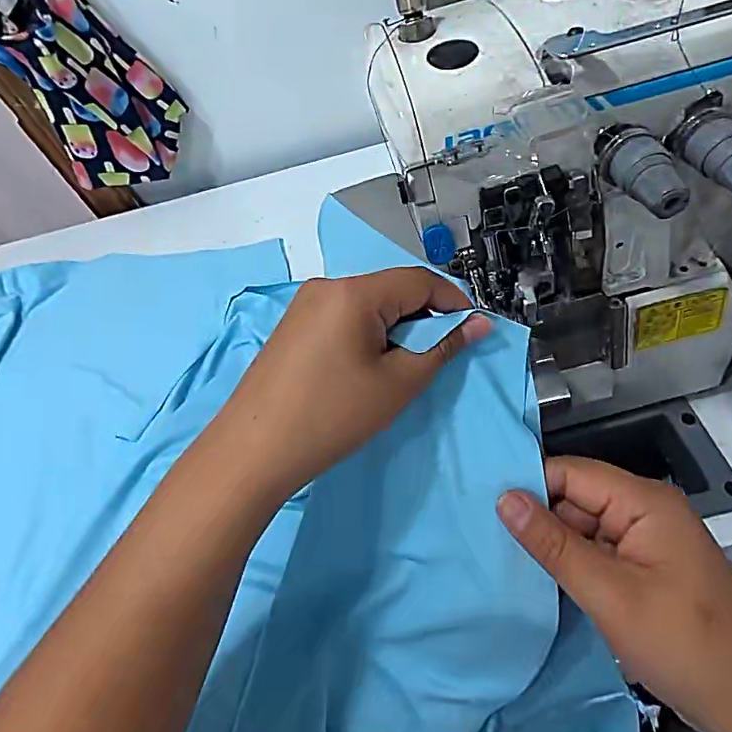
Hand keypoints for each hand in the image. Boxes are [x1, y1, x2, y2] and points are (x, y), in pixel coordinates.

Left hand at [205, 267, 489, 500]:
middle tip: (435, 357)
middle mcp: (327, 287)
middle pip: (392, 290)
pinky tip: (366, 370)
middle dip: (422, 318)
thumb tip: (476, 325)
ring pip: (368, 305)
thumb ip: (442, 348)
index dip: (453, 302)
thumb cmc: (331, 415)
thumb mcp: (398, 383)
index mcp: (353, 292)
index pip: (419, 280)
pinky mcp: (293, 327)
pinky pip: (344, 318)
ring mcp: (305, 305)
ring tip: (399, 370)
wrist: (254, 451)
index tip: (472, 330)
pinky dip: (367, 335)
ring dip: (395, 329)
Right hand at [497, 457, 731, 731]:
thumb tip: (506, 500)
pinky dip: (574, 562)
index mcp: (646, 501)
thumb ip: (554, 544)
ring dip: (555, 543)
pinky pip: (599, 549)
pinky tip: (545, 577)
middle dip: (540, 517)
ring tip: (509, 557)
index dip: (531, 485)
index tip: (489, 505)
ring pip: (584, 525)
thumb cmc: (684, 646)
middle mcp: (647, 509)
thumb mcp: (610, 594)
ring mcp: (648, 538)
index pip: (573, 472)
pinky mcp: (646, 564)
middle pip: (577, 496)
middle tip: (492, 537)